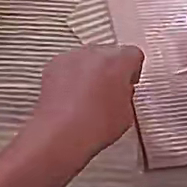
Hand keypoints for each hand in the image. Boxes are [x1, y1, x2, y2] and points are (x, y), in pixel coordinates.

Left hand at [23, 44, 144, 158]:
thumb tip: (121, 93)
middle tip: (109, 92)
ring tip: (88, 98)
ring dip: (89, 73)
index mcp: (118, 61)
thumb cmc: (93, 125)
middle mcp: (94, 53)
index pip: (132, 54)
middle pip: (108, 54)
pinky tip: (72, 98)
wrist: (62, 133)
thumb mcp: (126, 113)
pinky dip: (70, 77)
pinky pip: (68, 66)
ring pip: (86, 59)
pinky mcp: (53, 66)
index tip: (129, 80)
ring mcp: (72, 58)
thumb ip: (126, 93)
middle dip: (109, 70)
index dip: (132, 69)